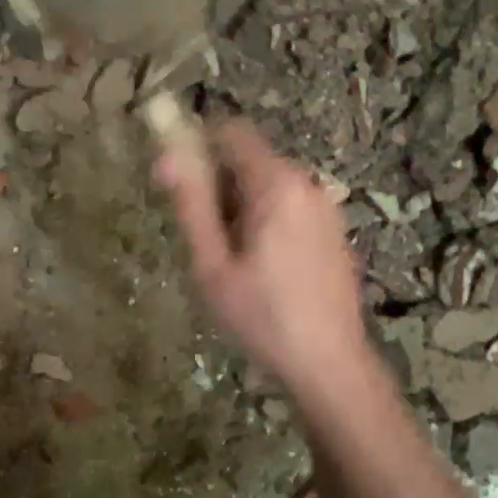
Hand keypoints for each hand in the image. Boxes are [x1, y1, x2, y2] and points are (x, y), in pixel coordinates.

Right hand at [154, 120, 369, 390]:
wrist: (328, 363)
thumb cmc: (259, 314)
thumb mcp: (211, 263)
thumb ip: (190, 205)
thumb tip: (165, 155)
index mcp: (276, 186)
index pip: (231, 133)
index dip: (196, 147)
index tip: (175, 184)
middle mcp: (306, 185)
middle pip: (247, 161)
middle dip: (215, 186)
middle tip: (198, 239)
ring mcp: (324, 208)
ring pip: (265, 187)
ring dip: (236, 209)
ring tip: (226, 261)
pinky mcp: (331, 231)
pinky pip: (285, 207)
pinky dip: (261, 222)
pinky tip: (256, 270)